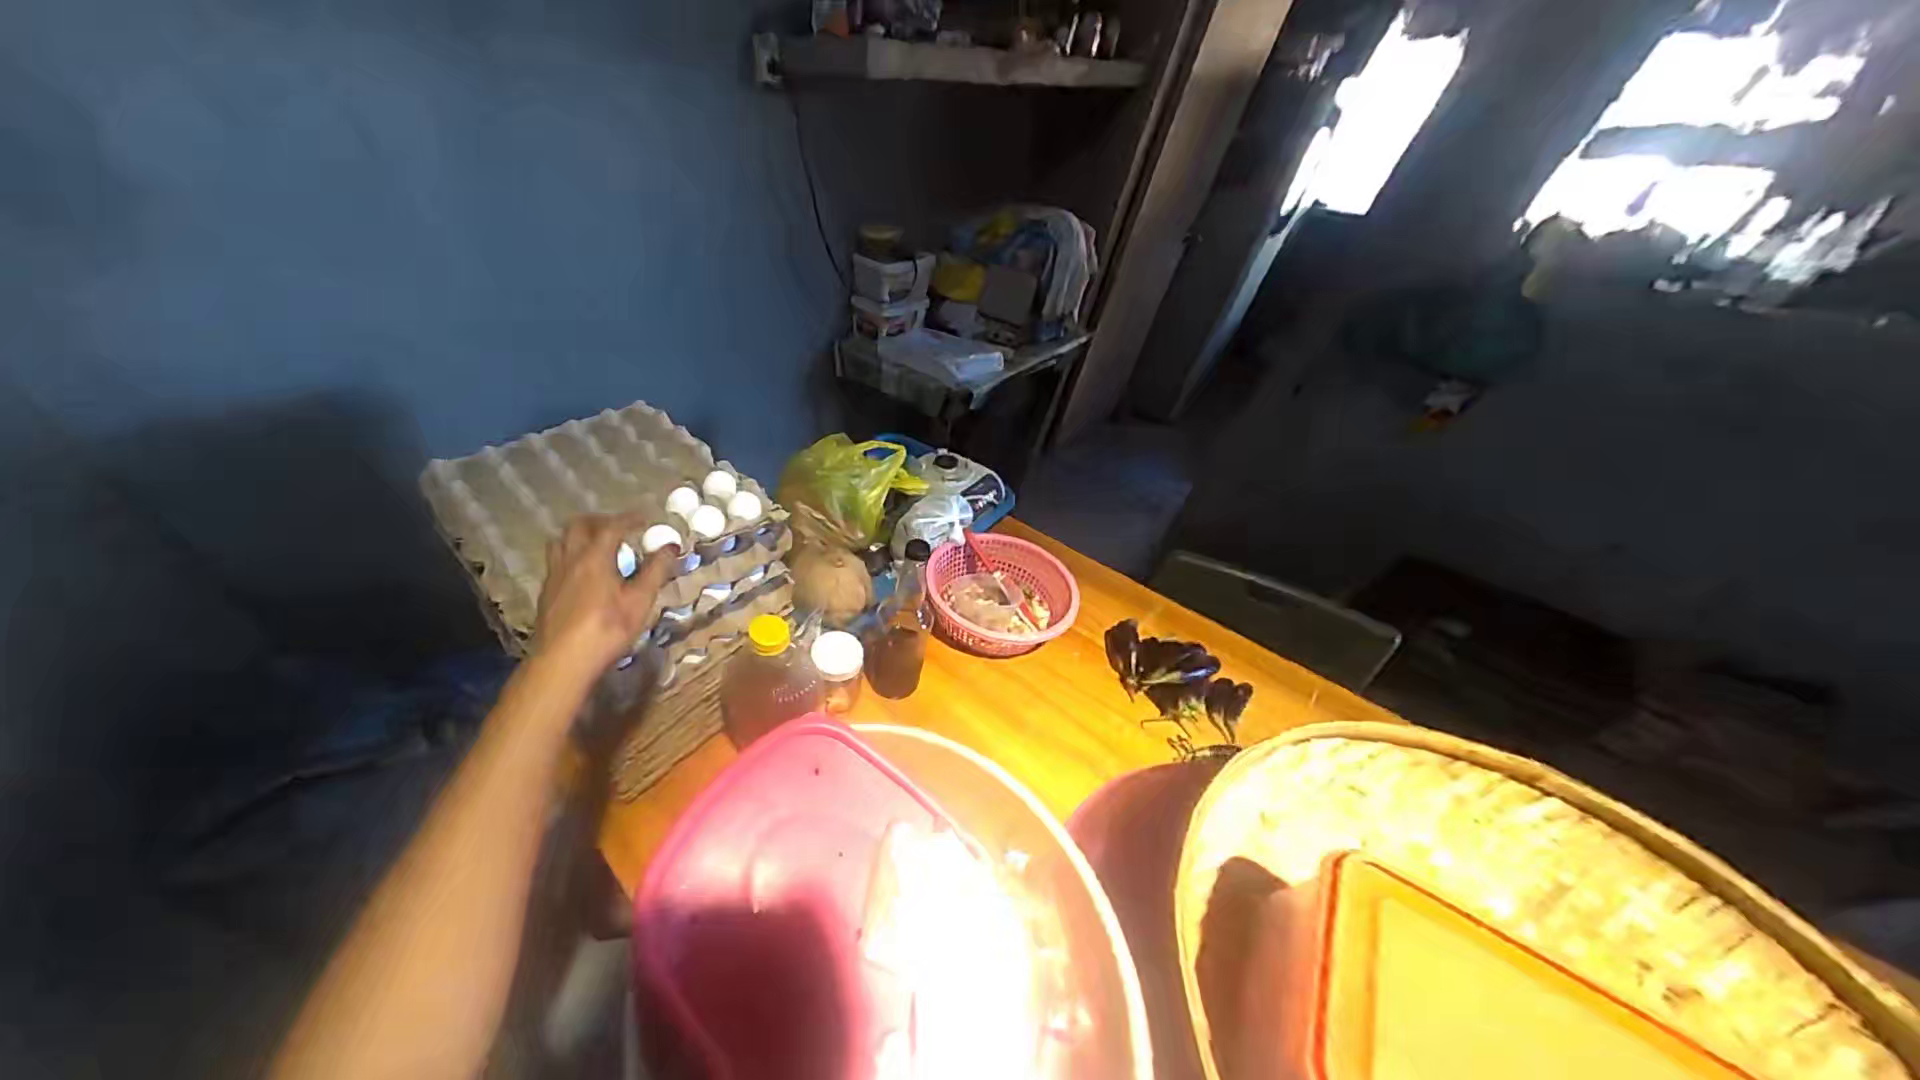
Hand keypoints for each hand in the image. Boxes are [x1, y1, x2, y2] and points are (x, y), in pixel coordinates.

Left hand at [532, 512, 677, 675]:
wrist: (563, 662)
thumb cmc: (607, 629)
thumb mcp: (640, 600)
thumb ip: (655, 571)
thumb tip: (671, 546)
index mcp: (594, 558)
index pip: (611, 526)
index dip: (629, 519)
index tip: (645, 519)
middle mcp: (570, 560)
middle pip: (578, 526)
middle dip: (600, 521)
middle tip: (620, 527)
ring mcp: (554, 576)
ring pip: (561, 542)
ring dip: (581, 536)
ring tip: (600, 546)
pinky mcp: (547, 593)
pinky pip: (557, 561)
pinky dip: (573, 555)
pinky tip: (586, 573)